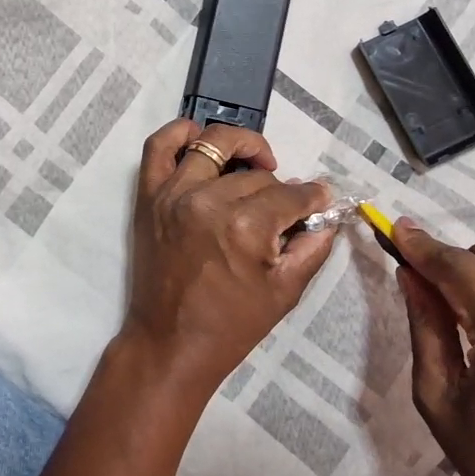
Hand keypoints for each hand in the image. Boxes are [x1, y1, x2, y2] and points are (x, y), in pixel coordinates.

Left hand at [123, 120, 335, 395]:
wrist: (170, 343)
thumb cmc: (231, 323)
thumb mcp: (287, 289)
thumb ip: (313, 245)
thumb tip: (326, 211)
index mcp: (245, 226)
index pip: (291, 195)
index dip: (312, 198)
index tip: (319, 201)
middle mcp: (207, 200)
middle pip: (256, 175)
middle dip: (279, 188)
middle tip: (282, 207)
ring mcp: (173, 194)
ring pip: (214, 146)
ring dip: (241, 148)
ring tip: (255, 161)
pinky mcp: (149, 196)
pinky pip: (158, 146)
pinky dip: (179, 132)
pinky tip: (200, 137)